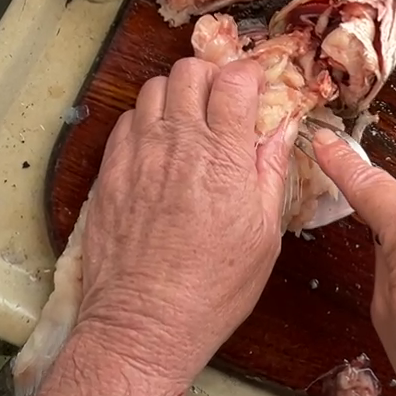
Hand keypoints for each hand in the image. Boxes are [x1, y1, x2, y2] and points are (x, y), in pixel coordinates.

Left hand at [38, 58, 293, 395]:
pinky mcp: (111, 169)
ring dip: (175, 94)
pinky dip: (145, 120)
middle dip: (210, 76)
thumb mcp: (263, 234)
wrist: (142, 325)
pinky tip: (156, 145)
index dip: (247, 74)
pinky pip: (126, 119)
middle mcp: (178, 141)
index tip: (253, 86)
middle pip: (190, 70)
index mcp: (223, 155)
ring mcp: (139, 151)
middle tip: (219, 99)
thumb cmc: (211, 288)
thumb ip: (272, 169)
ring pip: (154, 87)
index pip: (234, 80)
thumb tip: (284, 127)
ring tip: (186, 119)